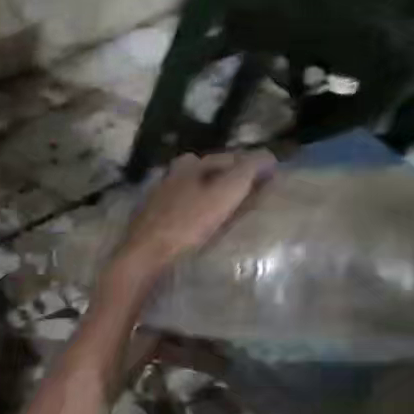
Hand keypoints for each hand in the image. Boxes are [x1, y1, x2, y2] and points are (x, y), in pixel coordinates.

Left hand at [111, 150, 275, 280]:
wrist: (144, 257)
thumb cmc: (186, 224)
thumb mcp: (225, 193)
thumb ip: (248, 171)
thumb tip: (269, 156)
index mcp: (189, 165)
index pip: (228, 158)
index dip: (251, 167)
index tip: (268, 180)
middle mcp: (169, 176)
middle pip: (206, 173)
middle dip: (228, 181)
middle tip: (248, 196)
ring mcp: (155, 200)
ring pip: (190, 192)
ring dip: (208, 198)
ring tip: (225, 214)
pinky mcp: (147, 223)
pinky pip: (177, 213)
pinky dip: (191, 215)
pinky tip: (198, 229)